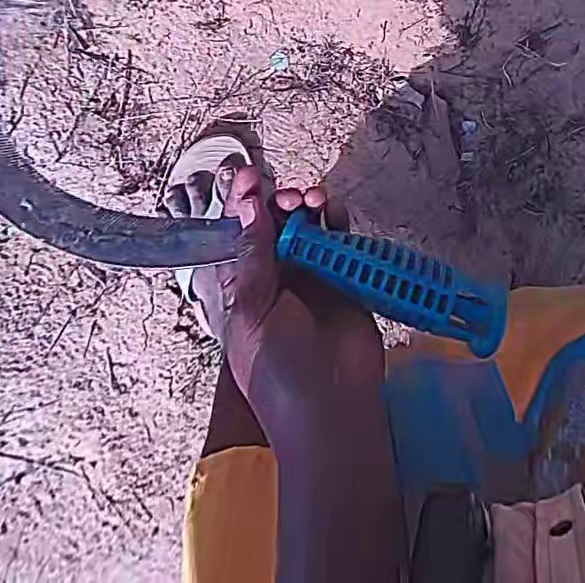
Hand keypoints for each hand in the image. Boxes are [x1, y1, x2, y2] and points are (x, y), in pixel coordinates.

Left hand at [194, 167, 385, 450]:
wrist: (331, 408)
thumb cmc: (278, 369)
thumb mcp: (251, 312)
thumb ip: (253, 258)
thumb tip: (247, 207)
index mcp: (245, 284)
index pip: (241, 234)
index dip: (242, 203)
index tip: (247, 176)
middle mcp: (276, 275)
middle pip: (276, 223)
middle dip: (279, 201)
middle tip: (287, 196)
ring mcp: (311, 275)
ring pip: (308, 226)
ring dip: (308, 205)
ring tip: (312, 200)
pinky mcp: (344, 278)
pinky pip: (339, 240)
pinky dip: (336, 220)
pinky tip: (332, 211)